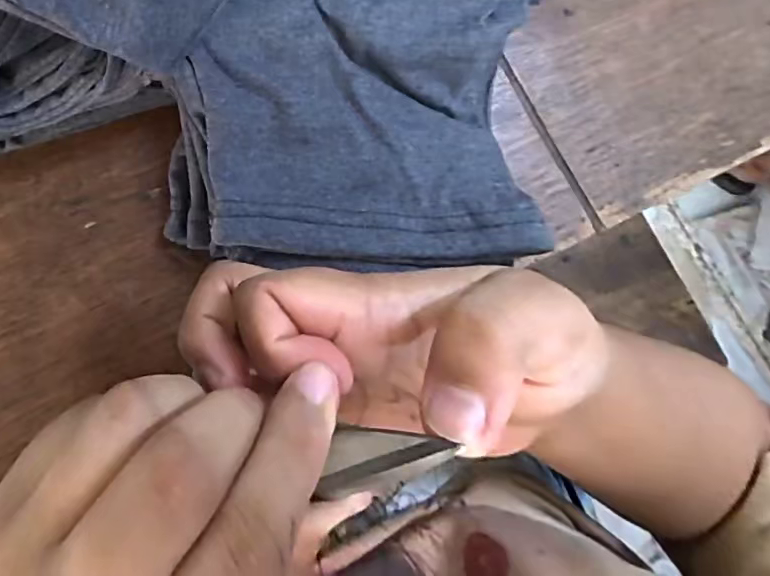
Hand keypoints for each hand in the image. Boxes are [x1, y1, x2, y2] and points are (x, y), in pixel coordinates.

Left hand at [0, 365, 362, 575]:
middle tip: (257, 408)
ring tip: (206, 411)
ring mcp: (25, 553)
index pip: (245, 533)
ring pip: (126, 419)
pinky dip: (134, 400)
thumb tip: (312, 431)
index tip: (316, 387)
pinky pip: (79, 416)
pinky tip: (156, 420)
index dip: (291, 447)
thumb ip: (272, 541)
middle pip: (180, 469)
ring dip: (184, 396)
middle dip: (238, 414)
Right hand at [178, 264, 608, 457]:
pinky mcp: (340, 422)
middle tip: (251, 415)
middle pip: (226, 304)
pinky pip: (267, 413)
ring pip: (233, 356)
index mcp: (358, 302)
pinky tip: (285, 479)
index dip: (268, 337)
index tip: (326, 385)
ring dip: (223, 397)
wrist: (556, 386)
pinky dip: (252, 437)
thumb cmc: (540, 334)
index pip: (265, 290)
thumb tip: (442, 416)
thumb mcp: (529, 319)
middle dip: (213, 350)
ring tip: (261, 449)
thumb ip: (487, 345)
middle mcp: (329, 334)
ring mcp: (330, 378)